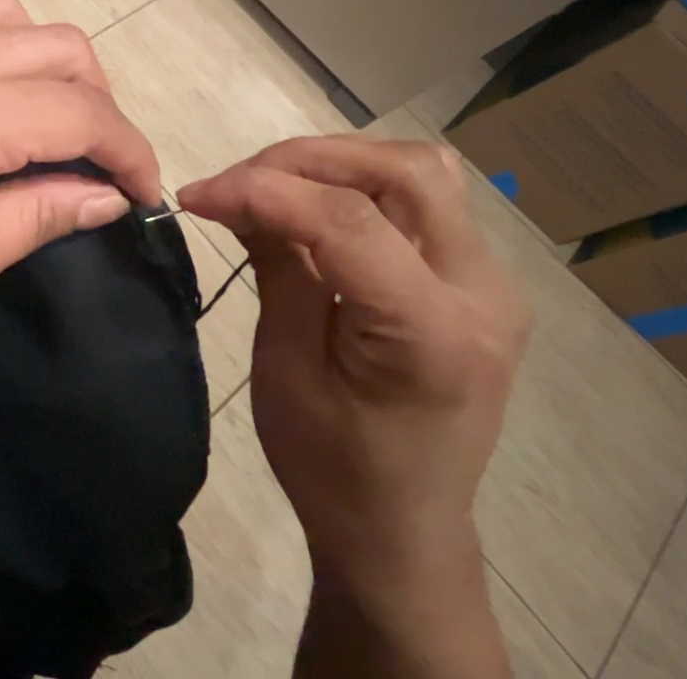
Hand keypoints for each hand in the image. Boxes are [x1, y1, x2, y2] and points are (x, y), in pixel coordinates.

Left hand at [0, 0, 161, 339]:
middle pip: (61, 50)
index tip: (141, 193)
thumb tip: (102, 198)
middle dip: (100, 106)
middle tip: (95, 167)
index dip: (130, 153)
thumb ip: (34, 221)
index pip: (85, 115)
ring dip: (47, 57)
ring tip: (43, 114)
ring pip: (9, 11)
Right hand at [180, 137, 527, 603]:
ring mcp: (491, 284)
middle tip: (236, 183)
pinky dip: (359, 188)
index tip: (195, 194)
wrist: (401, 526)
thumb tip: (238, 195)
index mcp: (431, 332)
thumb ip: (279, 268)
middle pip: (404, 171)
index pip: (347, 220)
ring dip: (337, 165)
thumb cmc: (329, 465)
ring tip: (270, 188)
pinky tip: (311, 211)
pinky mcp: (478, 282)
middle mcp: (482, 293)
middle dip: (306, 160)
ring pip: (421, 174)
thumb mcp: (285, 369)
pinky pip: (423, 204)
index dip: (261, 190)